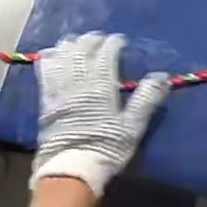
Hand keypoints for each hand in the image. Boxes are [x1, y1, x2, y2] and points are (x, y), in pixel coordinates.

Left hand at [32, 32, 169, 196]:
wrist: (71, 166)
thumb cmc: (106, 147)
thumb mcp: (132, 126)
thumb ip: (145, 99)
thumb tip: (161, 77)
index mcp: (101, 85)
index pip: (106, 53)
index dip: (113, 43)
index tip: (119, 41)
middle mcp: (79, 80)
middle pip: (83, 49)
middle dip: (92, 40)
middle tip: (100, 39)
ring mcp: (59, 87)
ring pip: (62, 55)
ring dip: (71, 45)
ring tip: (77, 43)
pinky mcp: (46, 97)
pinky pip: (45, 70)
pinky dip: (49, 58)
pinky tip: (52, 53)